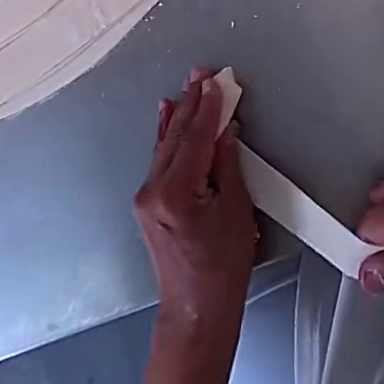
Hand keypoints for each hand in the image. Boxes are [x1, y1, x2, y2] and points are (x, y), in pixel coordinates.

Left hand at [133, 67, 257, 331]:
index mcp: (177, 192)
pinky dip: (166, 136)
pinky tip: (166, 114)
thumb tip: (225, 130)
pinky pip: (159, 160)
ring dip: (180, 114)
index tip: (217, 82)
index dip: (209, 107)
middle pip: (178, 136)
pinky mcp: (146, 202)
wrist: (196, 310)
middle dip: (193, 102)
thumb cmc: (224, 267)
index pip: (197, 138)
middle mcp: (154, 189)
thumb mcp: (238, 212)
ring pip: (166, 145)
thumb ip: (228, 165)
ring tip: (191, 86)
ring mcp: (145, 196)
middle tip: (204, 73)